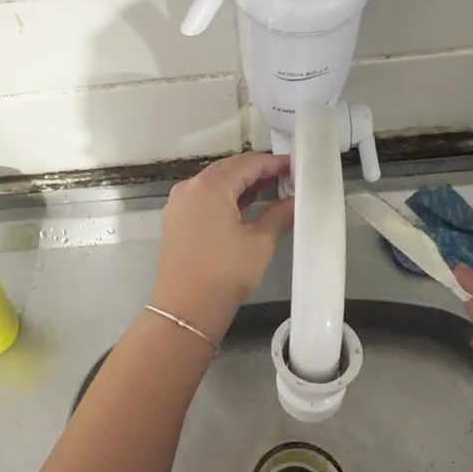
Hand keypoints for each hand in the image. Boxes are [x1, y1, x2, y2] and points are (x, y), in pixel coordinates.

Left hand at [150, 152, 294, 344]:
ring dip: (241, 184)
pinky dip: (225, 197)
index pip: (248, 163)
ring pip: (215, 183)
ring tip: (271, 190)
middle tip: (286, 178)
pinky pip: (204, 198)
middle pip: (228, 169)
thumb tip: (295, 202)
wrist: (186, 309)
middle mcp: (190, 187)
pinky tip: (246, 205)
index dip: (274, 163)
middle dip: (258, 171)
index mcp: (210, 186)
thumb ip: (279, 215)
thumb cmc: (226, 272)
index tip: (297, 167)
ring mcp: (179, 203)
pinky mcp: (175, 220)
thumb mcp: (259, 242)